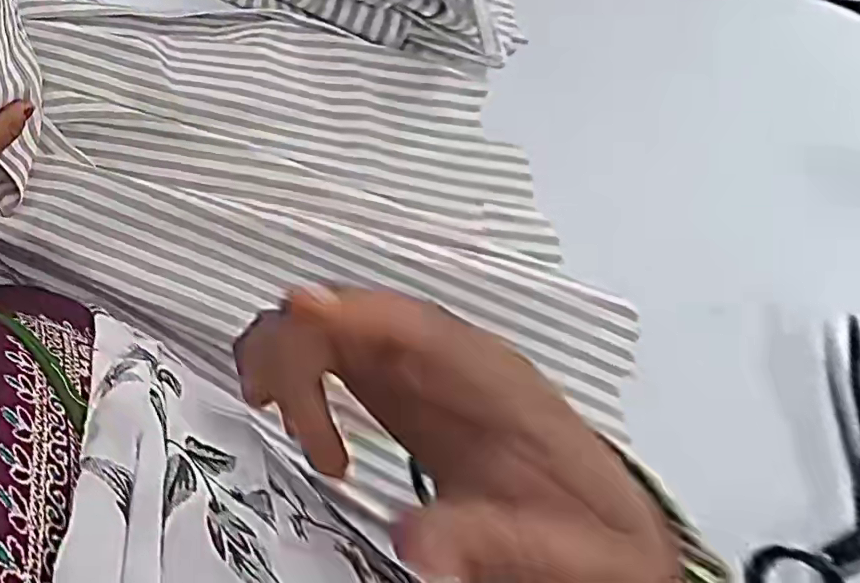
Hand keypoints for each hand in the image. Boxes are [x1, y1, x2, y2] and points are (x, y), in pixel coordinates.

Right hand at [234, 287, 675, 582]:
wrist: (583, 516)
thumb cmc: (579, 522)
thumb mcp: (558, 548)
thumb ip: (484, 542)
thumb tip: (415, 551)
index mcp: (482, 372)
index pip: (403, 320)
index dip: (345, 307)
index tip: (298, 307)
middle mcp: (422, 346)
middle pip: (332, 317)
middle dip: (295, 362)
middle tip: (306, 440)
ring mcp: (386, 349)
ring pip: (303, 323)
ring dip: (276, 364)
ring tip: (297, 432)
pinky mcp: (364, 362)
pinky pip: (301, 341)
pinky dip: (277, 367)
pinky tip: (288, 413)